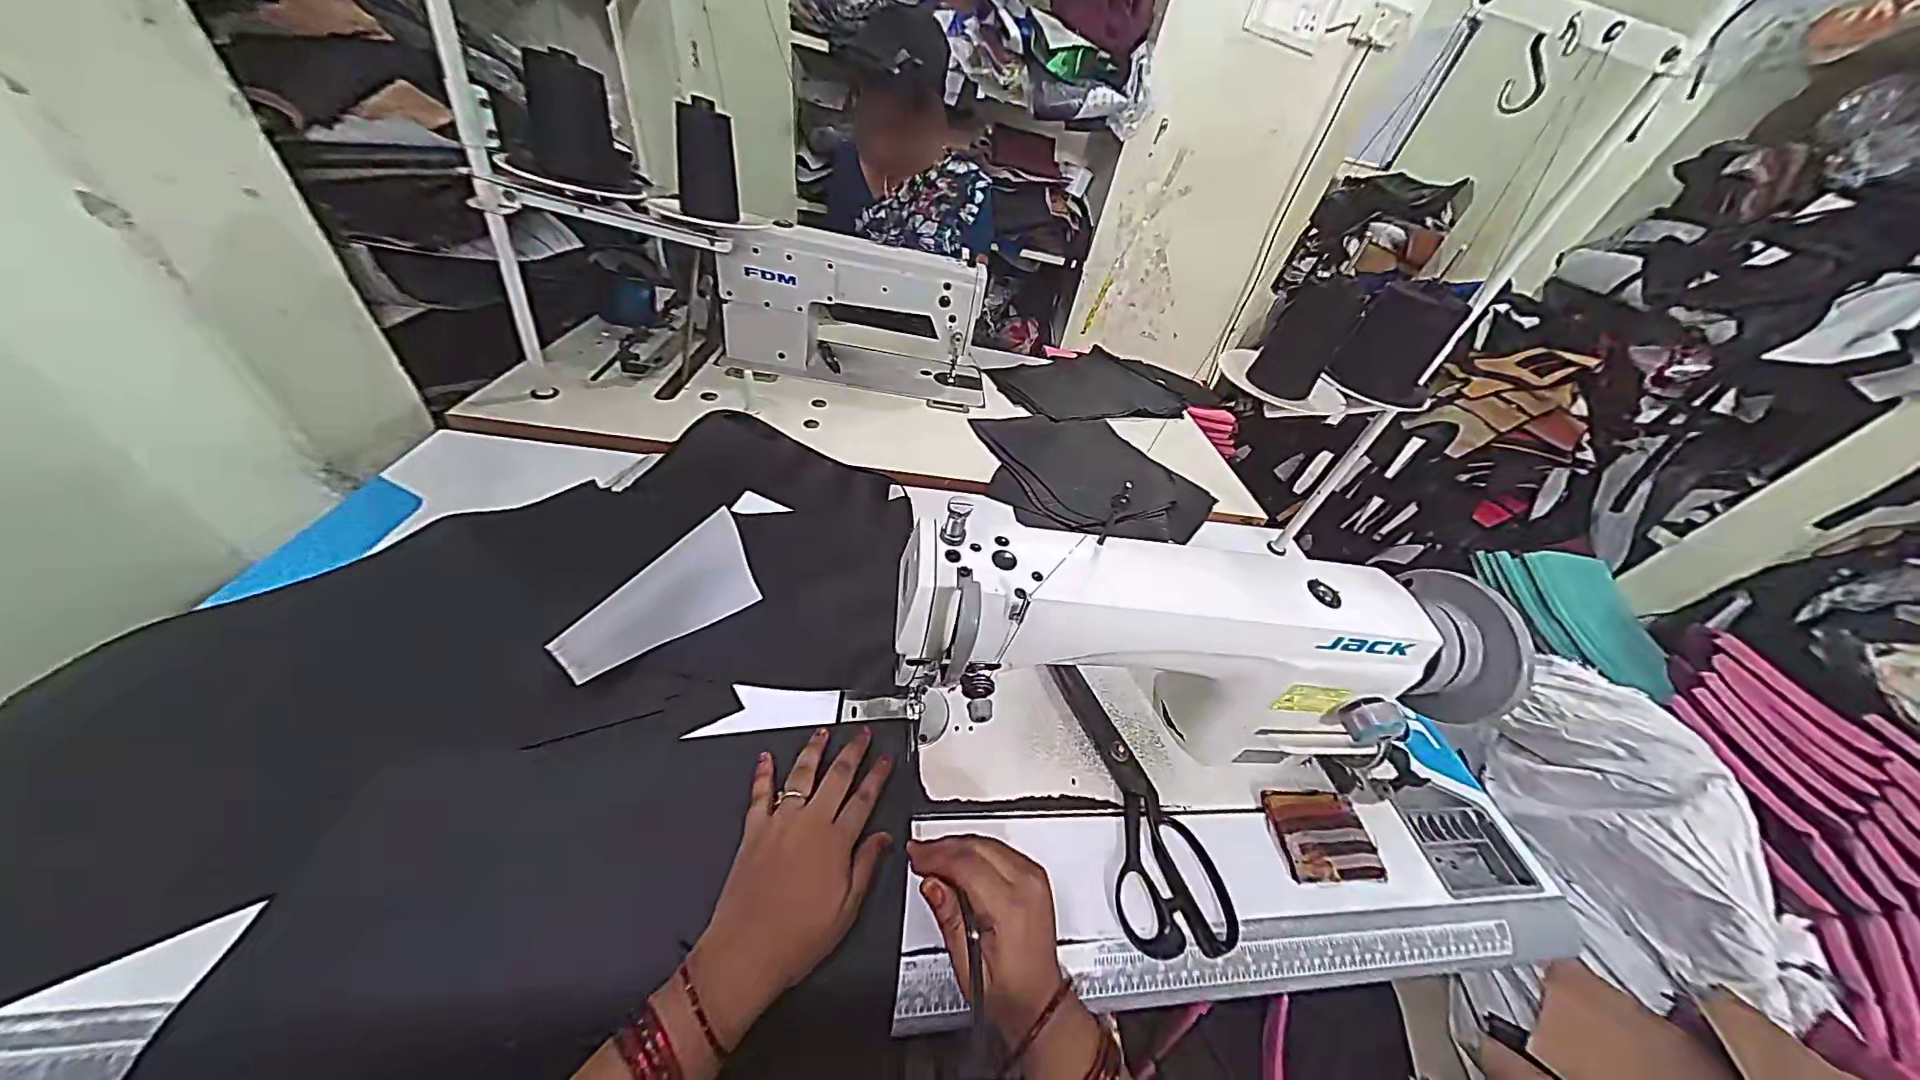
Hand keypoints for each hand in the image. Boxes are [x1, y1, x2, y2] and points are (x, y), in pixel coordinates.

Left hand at [685, 727, 894, 1047]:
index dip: (877, 775)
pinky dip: (763, 773)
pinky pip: (759, 793)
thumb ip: (866, 866)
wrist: (745, 953)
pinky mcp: (753, 831)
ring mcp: (779, 824)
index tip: (885, 760)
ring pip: (801, 774)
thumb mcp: (847, 909)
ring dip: (814, 750)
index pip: (864, 798)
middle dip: (853, 751)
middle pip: (837, 776)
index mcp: (836, 843)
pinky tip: (766, 759)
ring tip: (822, 734)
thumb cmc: (794, 938)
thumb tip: (881, 841)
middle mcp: (809, 825)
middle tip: (862, 735)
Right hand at [907, 836, 1093, 1055]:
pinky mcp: (1035, 874)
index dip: (936, 855)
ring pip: (987, 843)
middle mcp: (1028, 886)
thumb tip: (931, 884)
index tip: (915, 856)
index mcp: (1012, 909)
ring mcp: (1035, 878)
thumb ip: (949, 920)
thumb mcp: (969, 969)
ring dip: (957, 846)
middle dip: (942, 847)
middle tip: (918, 854)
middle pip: (977, 847)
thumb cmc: (1011, 993)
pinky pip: (999, 849)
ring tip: (933, 857)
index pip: (966, 864)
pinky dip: (974, 849)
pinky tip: (957, 859)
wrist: (1040, 1001)